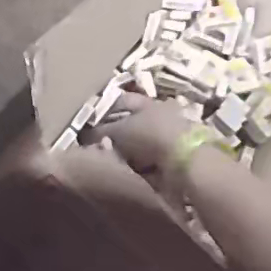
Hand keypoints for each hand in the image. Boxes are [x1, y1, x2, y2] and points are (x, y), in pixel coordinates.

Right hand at [85, 92, 200, 173]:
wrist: (184, 161)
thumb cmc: (148, 136)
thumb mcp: (117, 131)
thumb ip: (99, 131)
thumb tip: (86, 135)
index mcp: (146, 102)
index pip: (121, 100)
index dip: (104, 108)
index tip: (89, 122)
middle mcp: (158, 115)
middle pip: (129, 121)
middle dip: (113, 131)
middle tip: (96, 143)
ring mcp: (167, 136)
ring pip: (137, 141)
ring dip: (124, 149)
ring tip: (109, 159)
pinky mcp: (172, 156)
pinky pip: (145, 159)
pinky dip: (136, 164)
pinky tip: (125, 169)